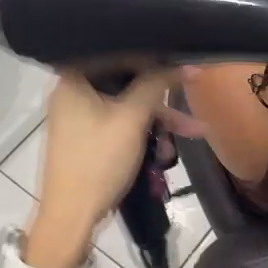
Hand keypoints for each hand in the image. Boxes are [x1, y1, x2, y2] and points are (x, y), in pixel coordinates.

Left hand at [26, 72, 193, 267]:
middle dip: (162, 94)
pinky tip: (168, 148)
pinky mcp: (89, 138)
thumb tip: (185, 63)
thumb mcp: (132, 118)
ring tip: (195, 131)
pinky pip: (121, 123)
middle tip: (192, 95)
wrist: (72, 217)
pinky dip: (144, 131)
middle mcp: (73, 92)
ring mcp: (80, 117)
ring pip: (128, 105)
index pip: (116, 50)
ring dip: (159, 118)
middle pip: (125, 80)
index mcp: (74, 79)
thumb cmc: (98, 160)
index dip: (151, 54)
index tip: (180, 57)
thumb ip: (157, 85)